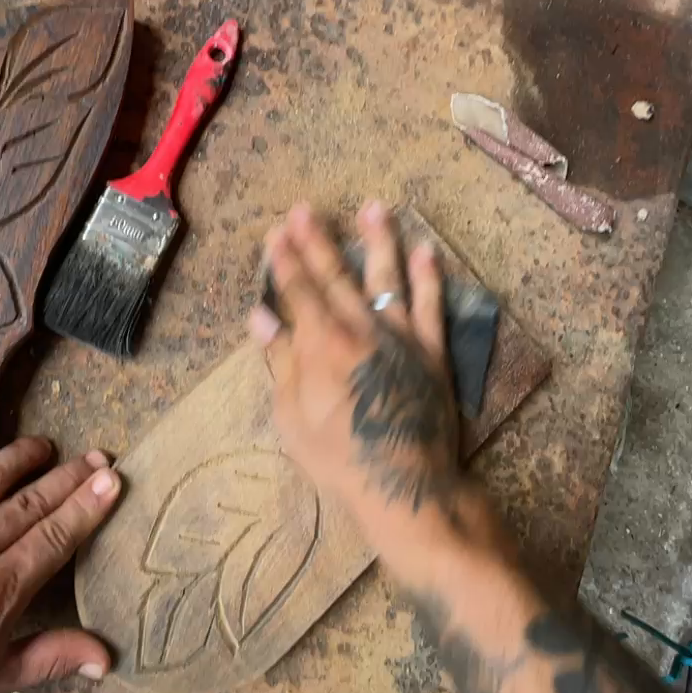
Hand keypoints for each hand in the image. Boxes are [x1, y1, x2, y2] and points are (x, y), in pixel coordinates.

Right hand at [248, 200, 461, 518]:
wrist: (404, 484)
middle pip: (336, 276)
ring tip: (374, 207)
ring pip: (387, 278)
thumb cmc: (337, 456)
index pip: (299, 290)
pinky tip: (425, 251)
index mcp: (321, 344)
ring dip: (378, 241)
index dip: (285, 260)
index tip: (275, 232)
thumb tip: (259, 317)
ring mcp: (401, 336)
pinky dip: (429, 278)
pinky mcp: (432, 351)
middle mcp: (361, 328)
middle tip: (305, 208)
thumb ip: (280, 361)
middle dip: (318, 240)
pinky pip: (432, 306)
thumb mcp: (291, 416)